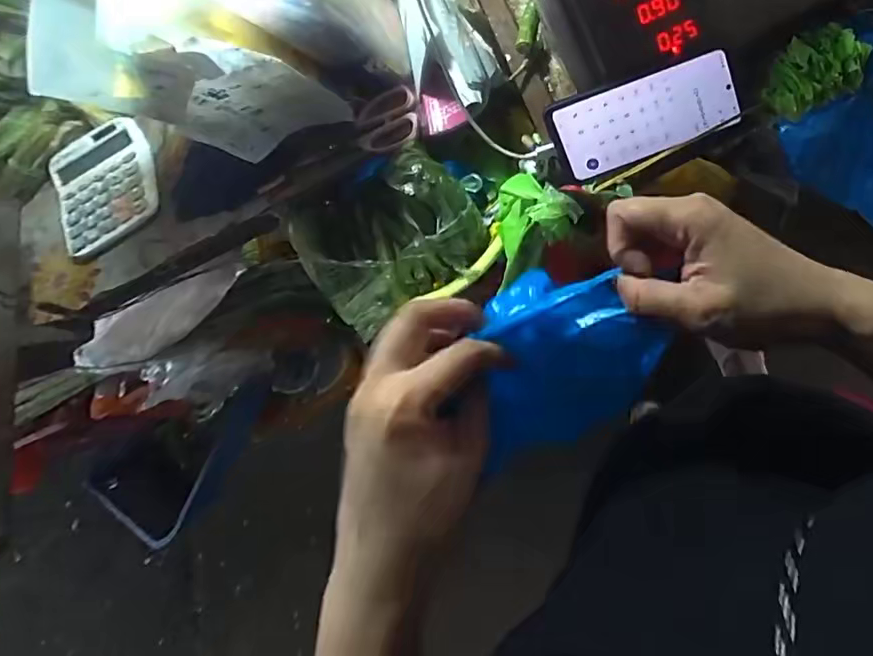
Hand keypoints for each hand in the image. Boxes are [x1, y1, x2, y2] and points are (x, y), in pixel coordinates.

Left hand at [334, 299, 504, 586]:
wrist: (377, 564)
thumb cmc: (429, 519)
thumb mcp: (469, 456)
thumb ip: (478, 400)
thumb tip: (486, 367)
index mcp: (404, 400)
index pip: (457, 352)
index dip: (492, 350)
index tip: (513, 360)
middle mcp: (375, 383)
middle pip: (411, 317)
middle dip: (452, 309)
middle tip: (483, 320)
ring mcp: (361, 391)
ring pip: (396, 330)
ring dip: (432, 325)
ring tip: (465, 338)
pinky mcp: (359, 402)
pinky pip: (389, 354)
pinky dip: (417, 346)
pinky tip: (441, 362)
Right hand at [605, 194, 841, 348]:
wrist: (819, 304)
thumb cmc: (762, 306)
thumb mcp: (699, 311)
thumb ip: (648, 298)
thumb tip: (617, 287)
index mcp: (687, 214)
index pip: (620, 213)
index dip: (619, 249)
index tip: (645, 280)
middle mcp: (690, 206)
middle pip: (633, 221)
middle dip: (633, 259)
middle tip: (659, 292)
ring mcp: (701, 217)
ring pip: (649, 233)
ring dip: (650, 266)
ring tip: (674, 295)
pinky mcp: (710, 232)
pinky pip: (668, 241)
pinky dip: (666, 265)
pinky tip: (686, 290)